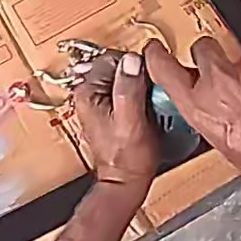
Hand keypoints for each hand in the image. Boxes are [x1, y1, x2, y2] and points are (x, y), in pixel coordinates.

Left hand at [70, 50, 158, 193]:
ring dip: (140, 85)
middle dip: (138, 75)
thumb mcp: (131, 119)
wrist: (126, 181)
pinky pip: (127, 92)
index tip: (149, 77)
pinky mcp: (110, 111)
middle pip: (118, 67)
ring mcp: (99, 103)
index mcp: (88, 93)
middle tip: (152, 92)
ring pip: (124, 79)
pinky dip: (139, 96)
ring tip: (151, 101)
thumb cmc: (128, 157)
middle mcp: (89, 95)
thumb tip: (131, 59)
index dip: (135, 65)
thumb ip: (129, 88)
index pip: (112, 58)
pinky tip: (148, 108)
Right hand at [143, 37, 240, 212]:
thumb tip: (220, 110)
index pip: (166, 70)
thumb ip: (218, 120)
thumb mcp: (234, 152)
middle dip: (218, 58)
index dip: (159, 57)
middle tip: (239, 77)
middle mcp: (224, 82)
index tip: (156, 49)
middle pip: (206, 49)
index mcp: (204, 109)